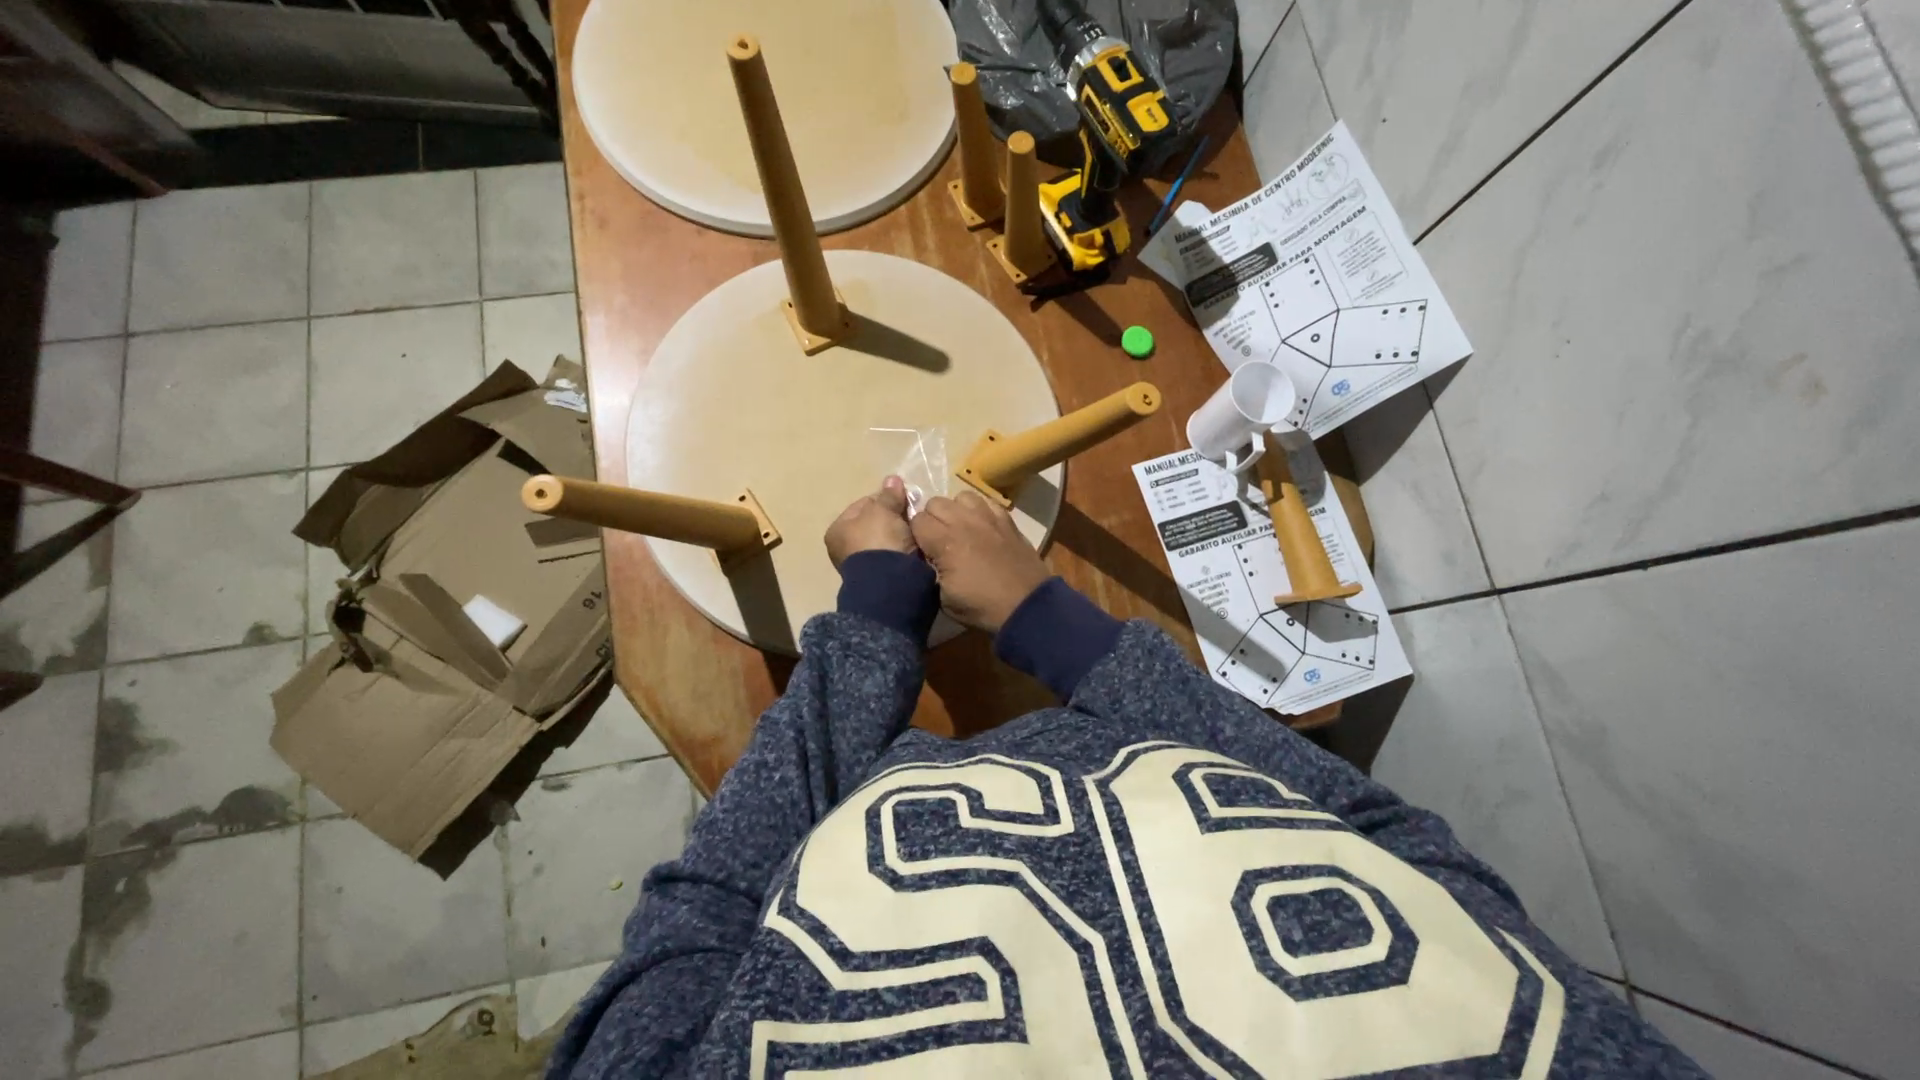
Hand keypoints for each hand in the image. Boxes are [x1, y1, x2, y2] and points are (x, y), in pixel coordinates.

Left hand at [824, 476, 915, 568]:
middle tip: (911, 512)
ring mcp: (863, 564)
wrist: (889, 580)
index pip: (862, 504)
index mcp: (837, 530)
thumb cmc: (878, 539)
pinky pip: (895, 554)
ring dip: (900, 532)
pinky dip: (904, 548)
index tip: (901, 498)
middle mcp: (845, 547)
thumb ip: (889, 494)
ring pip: (887, 539)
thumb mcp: (883, 510)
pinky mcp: (881, 576)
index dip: (883, 498)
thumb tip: (893, 478)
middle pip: (875, 522)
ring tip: (916, 528)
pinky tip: (916, 543)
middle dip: (893, 516)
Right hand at [909, 491, 1049, 632]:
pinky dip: (980, 510)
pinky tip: (982, 527)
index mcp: (945, 541)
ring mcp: (988, 517)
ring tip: (960, 529)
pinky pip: (987, 502)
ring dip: (956, 510)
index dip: (916, 535)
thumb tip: (925, 557)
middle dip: (932, 519)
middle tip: (938, 540)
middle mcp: (964, 522)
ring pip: (961, 496)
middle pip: (935, 502)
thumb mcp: (943, 599)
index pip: (916, 520)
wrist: (1026, 606)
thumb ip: (929, 571)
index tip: (923, 550)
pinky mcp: (1007, 520)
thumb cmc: (982, 607)